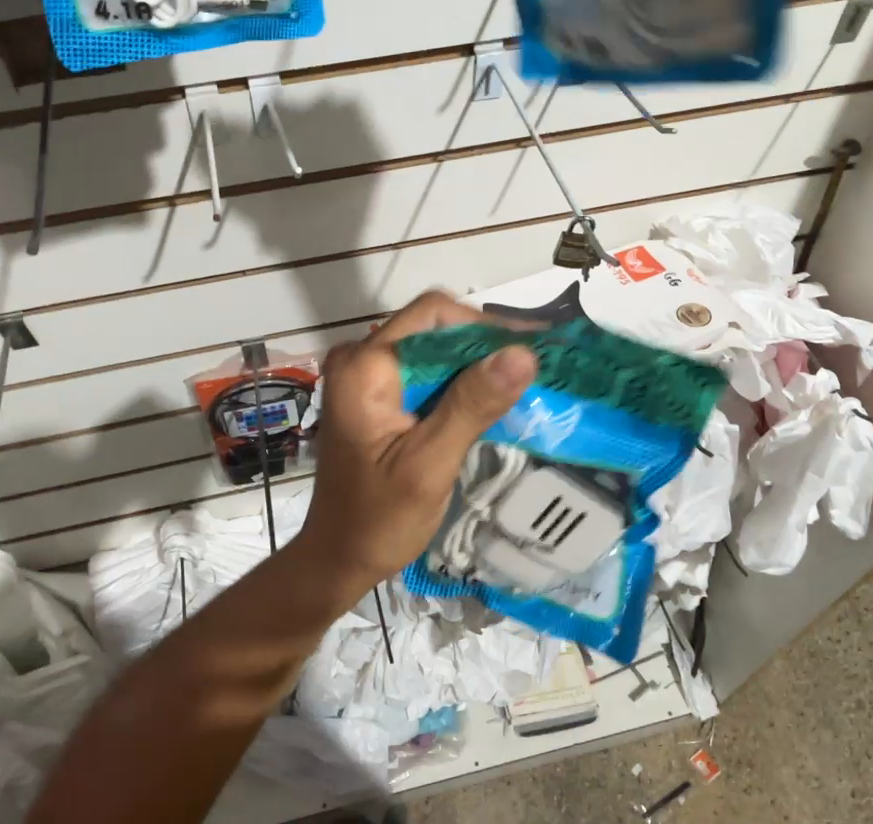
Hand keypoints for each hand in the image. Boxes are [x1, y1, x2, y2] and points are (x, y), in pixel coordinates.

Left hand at [291, 292, 538, 597]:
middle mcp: (359, 357)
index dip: (485, 326)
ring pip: (431, 347)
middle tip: (534, 370)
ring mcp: (364, 374)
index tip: (531, 351)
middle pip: (432, 326)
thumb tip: (523, 353)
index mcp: (364, 366)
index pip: (432, 314)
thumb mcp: (430, 464)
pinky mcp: (374, 394)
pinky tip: (489, 399)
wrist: (338, 557)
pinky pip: (423, 371)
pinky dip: (457, 381)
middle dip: (483, 345)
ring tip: (521, 383)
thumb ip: (472, 405)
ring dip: (474, 363)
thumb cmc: (380, 518)